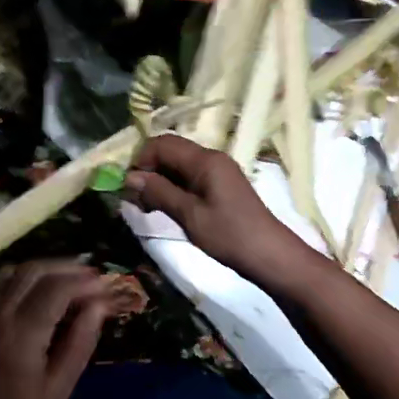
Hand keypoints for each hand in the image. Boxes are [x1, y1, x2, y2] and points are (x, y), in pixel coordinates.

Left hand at [0, 261, 111, 398]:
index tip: (104, 285)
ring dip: (39, 270)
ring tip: (64, 279)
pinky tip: (27, 292)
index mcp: (21, 333)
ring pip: (7, 273)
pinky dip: (11, 281)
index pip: (57, 288)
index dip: (84, 282)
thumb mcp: (59, 387)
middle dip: (64, 267)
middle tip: (88, 275)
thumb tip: (100, 305)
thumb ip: (80, 341)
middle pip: (32, 270)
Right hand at [124, 134, 312, 286]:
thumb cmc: (229, 235)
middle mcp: (211, 158)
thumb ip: (159, 192)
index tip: (129, 186)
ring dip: (158, 180)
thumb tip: (129, 178)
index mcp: (205, 160)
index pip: (162, 143)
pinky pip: (188, 177)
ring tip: (147, 206)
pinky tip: (165, 207)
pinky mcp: (219, 186)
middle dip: (148, 169)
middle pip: (170, 151)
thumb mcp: (189, 214)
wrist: (269, 255)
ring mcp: (217, 171)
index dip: (141, 160)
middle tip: (135, 198)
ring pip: (177, 165)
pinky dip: (172, 188)